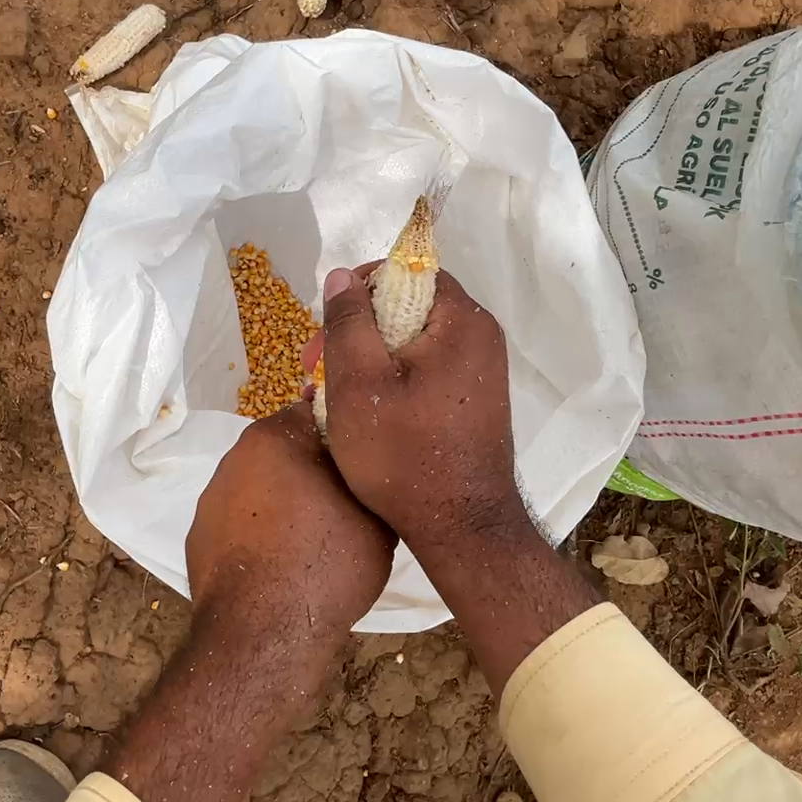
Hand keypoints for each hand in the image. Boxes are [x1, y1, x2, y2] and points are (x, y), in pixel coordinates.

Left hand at [107, 405, 395, 801]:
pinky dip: (261, 534)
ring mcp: (211, 500)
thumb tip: (370, 467)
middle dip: (313, 468)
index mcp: (273, 436)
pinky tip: (283, 566)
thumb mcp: (375, 513)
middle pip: (285, 450)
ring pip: (262, 487)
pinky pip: (241, 523)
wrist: (264, 637)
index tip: (364, 463)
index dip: (343, 436)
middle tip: (347, 502)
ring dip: (286, 502)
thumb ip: (371, 475)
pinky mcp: (199, 539)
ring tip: (316, 541)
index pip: (313, 412)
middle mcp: (235, 457)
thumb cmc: (327, 562)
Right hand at [314, 265, 596, 695]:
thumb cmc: (404, 453)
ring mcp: (482, 370)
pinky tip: (367, 413)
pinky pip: (428, 370)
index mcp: (462, 320)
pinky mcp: (476, 400)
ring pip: (414, 342)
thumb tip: (343, 274)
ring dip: (371, 359)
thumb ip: (348, 319)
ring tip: (335, 396)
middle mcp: (481, 337)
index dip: (361, 290)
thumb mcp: (358, 381)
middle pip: (409, 308)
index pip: (409, 272)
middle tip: (319, 369)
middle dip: (359, 331)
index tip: (328, 330)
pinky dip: (394, 381)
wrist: (463, 529)